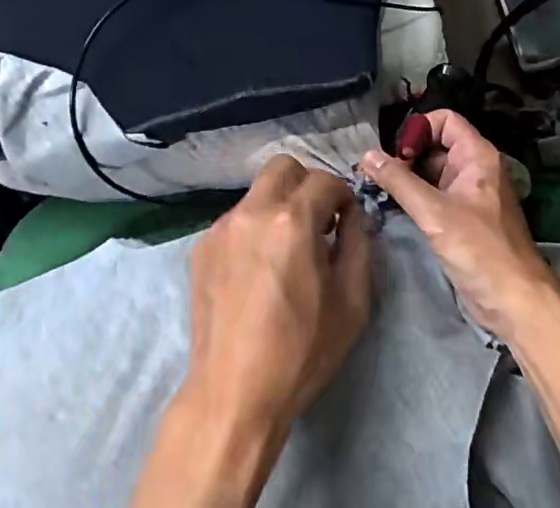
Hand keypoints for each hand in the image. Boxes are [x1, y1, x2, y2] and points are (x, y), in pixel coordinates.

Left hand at [184, 156, 373, 428]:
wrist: (234, 392)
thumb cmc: (301, 351)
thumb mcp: (352, 301)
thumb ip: (358, 244)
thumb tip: (352, 215)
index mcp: (291, 221)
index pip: (324, 180)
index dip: (343, 196)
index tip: (347, 220)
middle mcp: (251, 211)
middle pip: (283, 167)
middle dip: (307, 185)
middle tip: (318, 221)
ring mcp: (221, 227)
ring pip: (258, 193)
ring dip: (279, 207)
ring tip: (286, 252)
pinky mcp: (201, 246)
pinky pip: (237, 221)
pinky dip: (254, 230)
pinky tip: (258, 270)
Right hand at [360, 109, 557, 336]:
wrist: (514, 301)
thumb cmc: (479, 248)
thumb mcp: (433, 211)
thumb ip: (398, 180)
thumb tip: (366, 154)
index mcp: (477, 156)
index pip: (444, 120)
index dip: (418, 129)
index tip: (397, 154)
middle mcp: (475, 169)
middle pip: (435, 144)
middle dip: (406, 154)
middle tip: (381, 175)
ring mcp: (470, 194)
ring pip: (432, 171)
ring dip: (407, 177)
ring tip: (380, 189)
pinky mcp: (463, 218)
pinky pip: (434, 194)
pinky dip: (415, 196)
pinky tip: (395, 207)